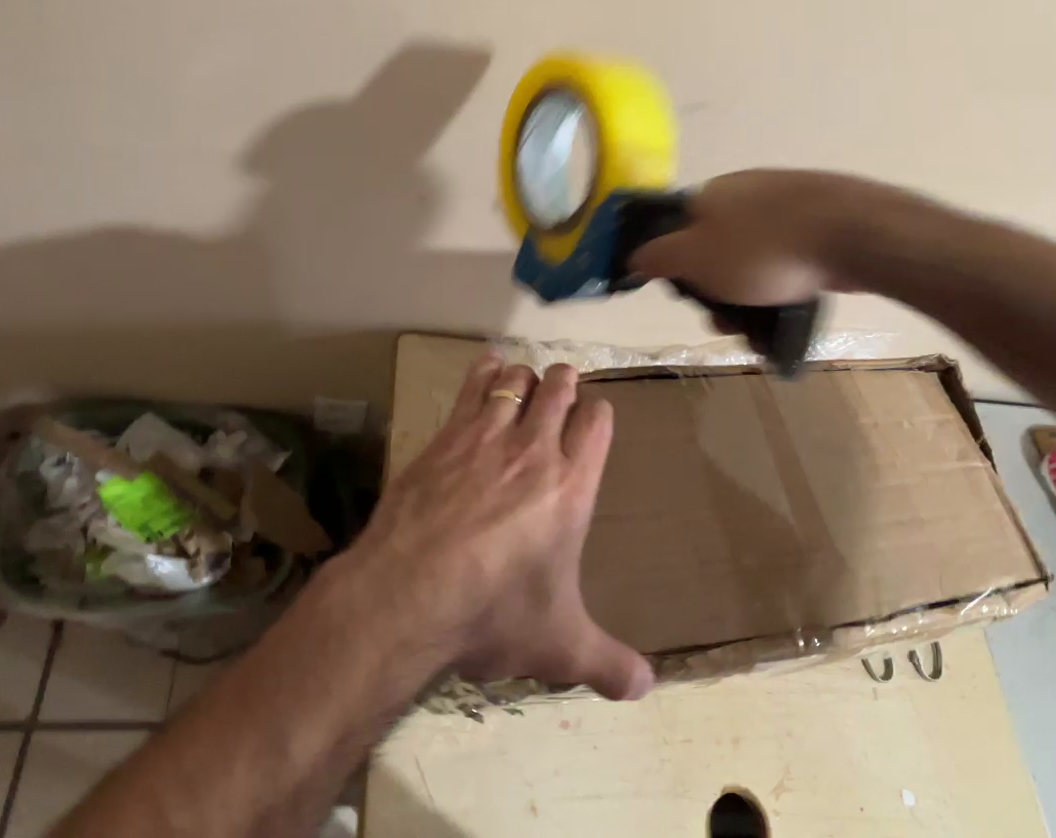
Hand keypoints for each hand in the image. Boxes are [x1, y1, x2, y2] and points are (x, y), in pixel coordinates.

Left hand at [343, 354, 653, 700]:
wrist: (408, 592)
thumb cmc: (493, 613)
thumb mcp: (559, 646)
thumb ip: (607, 662)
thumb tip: (647, 689)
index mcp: (571, 487)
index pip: (597, 425)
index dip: (599, 414)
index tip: (596, 416)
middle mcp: (534, 450)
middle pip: (559, 390)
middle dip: (566, 383)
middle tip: (564, 389)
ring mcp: (485, 438)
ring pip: (516, 381)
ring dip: (527, 376)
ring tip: (529, 377)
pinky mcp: (443, 438)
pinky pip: (471, 388)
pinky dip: (484, 371)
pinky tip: (487, 366)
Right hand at [628, 169, 921, 305]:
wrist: (855, 234)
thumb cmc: (763, 248)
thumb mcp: (694, 258)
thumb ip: (657, 257)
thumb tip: (631, 256)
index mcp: (712, 193)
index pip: (680, 229)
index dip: (679, 266)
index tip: (689, 296)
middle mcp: (748, 192)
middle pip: (718, 248)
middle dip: (716, 291)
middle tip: (726, 322)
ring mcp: (791, 206)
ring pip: (755, 259)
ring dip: (749, 297)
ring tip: (759, 329)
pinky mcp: (826, 223)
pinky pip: (792, 261)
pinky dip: (785, 287)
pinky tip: (791, 310)